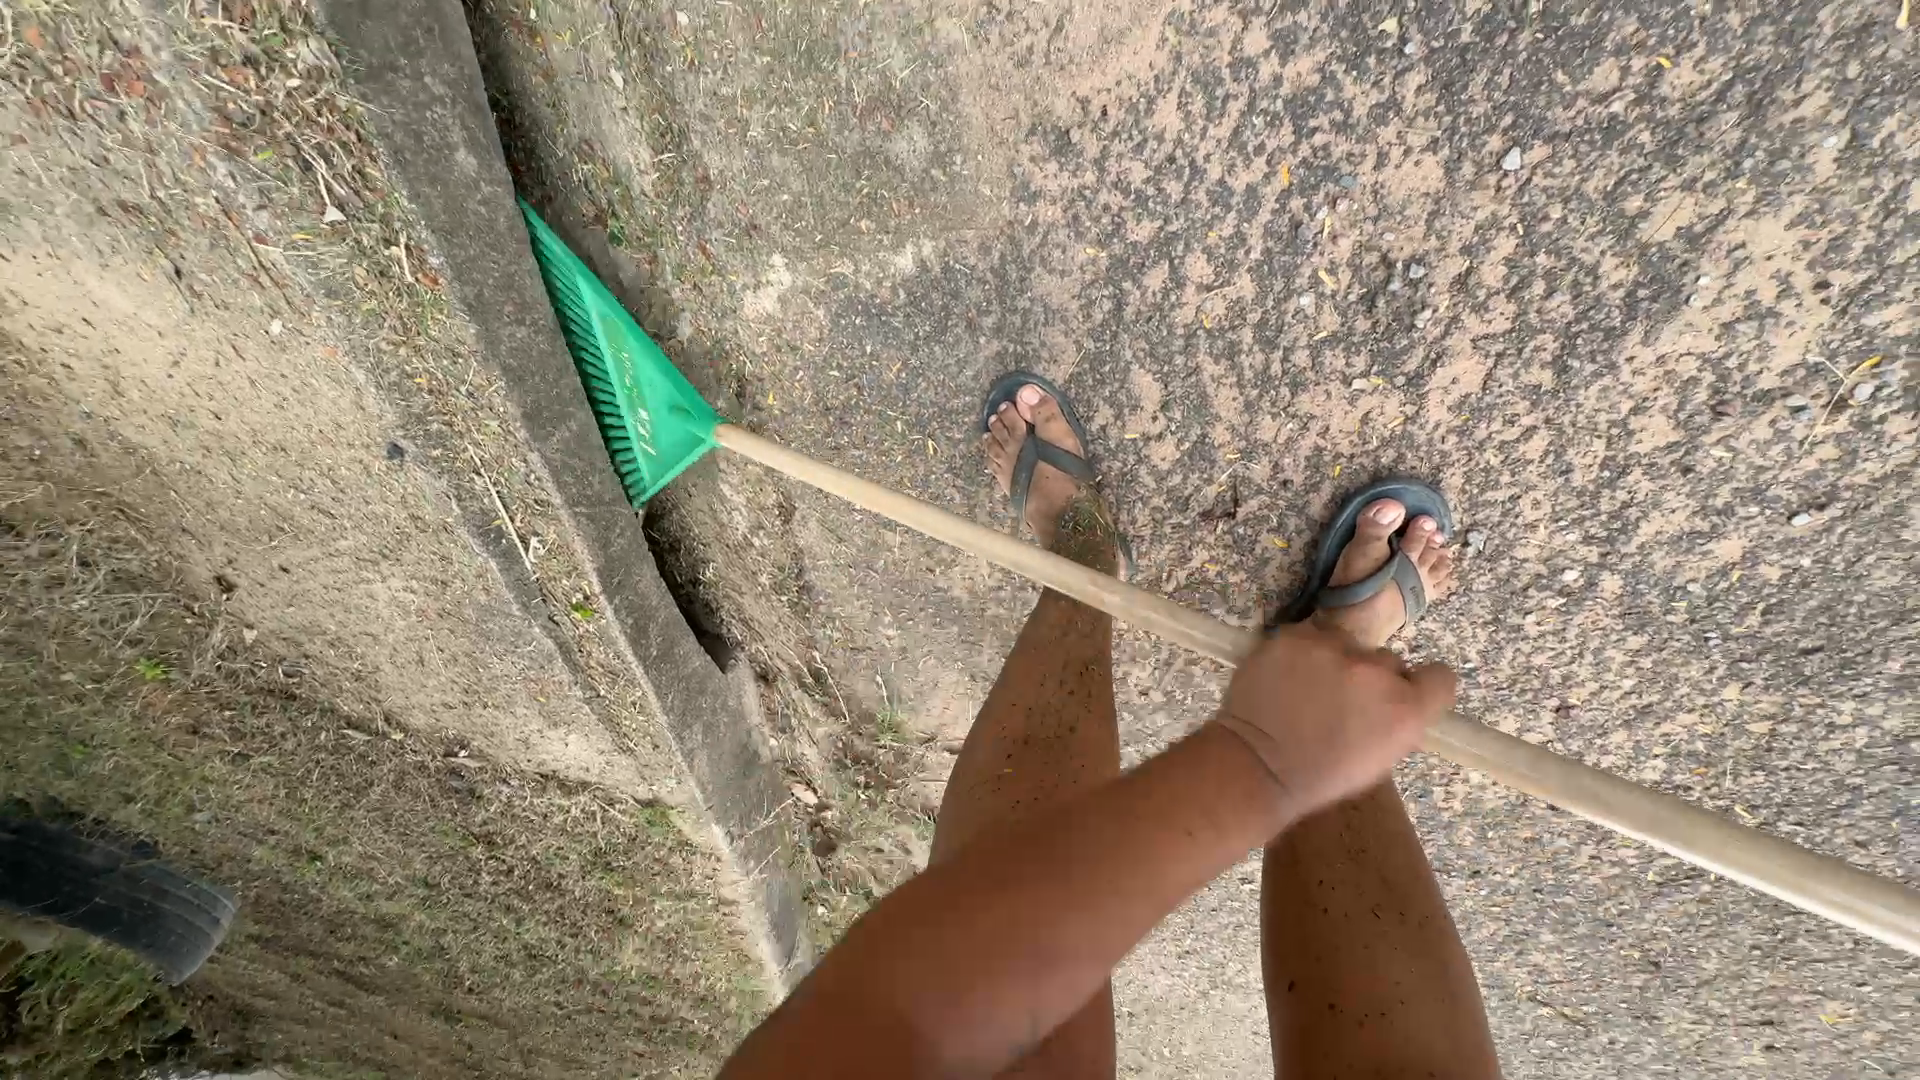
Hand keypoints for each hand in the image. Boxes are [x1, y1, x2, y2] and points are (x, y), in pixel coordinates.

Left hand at [1210, 622, 1456, 819]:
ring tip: (1308, 683)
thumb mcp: (1382, 756)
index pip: (1440, 677)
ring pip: (1346, 641)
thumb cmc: (1321, 773)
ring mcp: (1331, 649)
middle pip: (1387, 659)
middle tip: (1341, 696)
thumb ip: (1399, 719)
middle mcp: (1374, 671)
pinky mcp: (1292, 637)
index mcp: (1405, 708)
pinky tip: (1285, 674)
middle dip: (1369, 675)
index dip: (1422, 685)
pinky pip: (1308, 634)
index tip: (1402, 692)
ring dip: (1334, 657)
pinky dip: (1301, 650)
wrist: (1257, 763)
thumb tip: (1399, 698)